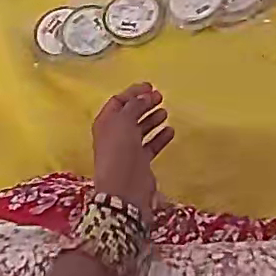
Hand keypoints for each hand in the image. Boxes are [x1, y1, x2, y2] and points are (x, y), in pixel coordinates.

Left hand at [91, 82, 173, 216]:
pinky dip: (160, 137)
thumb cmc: (119, 151)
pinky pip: (151, 145)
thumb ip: (134, 105)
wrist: (124, 189)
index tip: (150, 86)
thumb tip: (144, 96)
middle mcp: (115, 134)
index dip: (133, 92)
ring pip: (141, 129)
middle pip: (130, 114)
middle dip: (144, 104)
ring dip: (152, 119)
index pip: (118, 102)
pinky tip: (170, 131)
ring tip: (165, 112)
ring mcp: (127, 149)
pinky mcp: (140, 162)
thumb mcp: (124, 121)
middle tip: (160, 97)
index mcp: (105, 122)